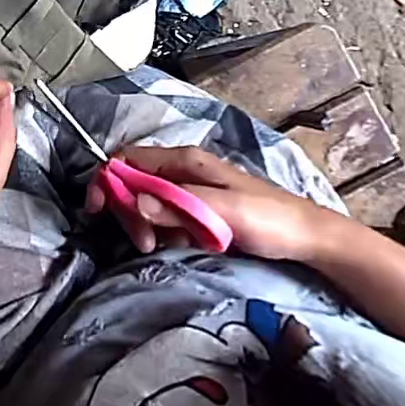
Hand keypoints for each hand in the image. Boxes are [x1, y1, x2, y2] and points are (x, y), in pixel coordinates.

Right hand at [85, 145, 356, 261]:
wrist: (305, 237)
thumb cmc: (269, 219)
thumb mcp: (223, 213)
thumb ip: (179, 206)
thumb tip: (136, 202)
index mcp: (186, 161)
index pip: (129, 159)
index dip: (108, 179)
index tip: (98, 210)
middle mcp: (184, 170)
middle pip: (133, 181)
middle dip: (128, 209)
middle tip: (145, 242)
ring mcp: (191, 190)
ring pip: (147, 202)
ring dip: (146, 225)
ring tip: (162, 247)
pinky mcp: (197, 210)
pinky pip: (165, 217)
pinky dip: (163, 232)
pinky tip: (178, 246)